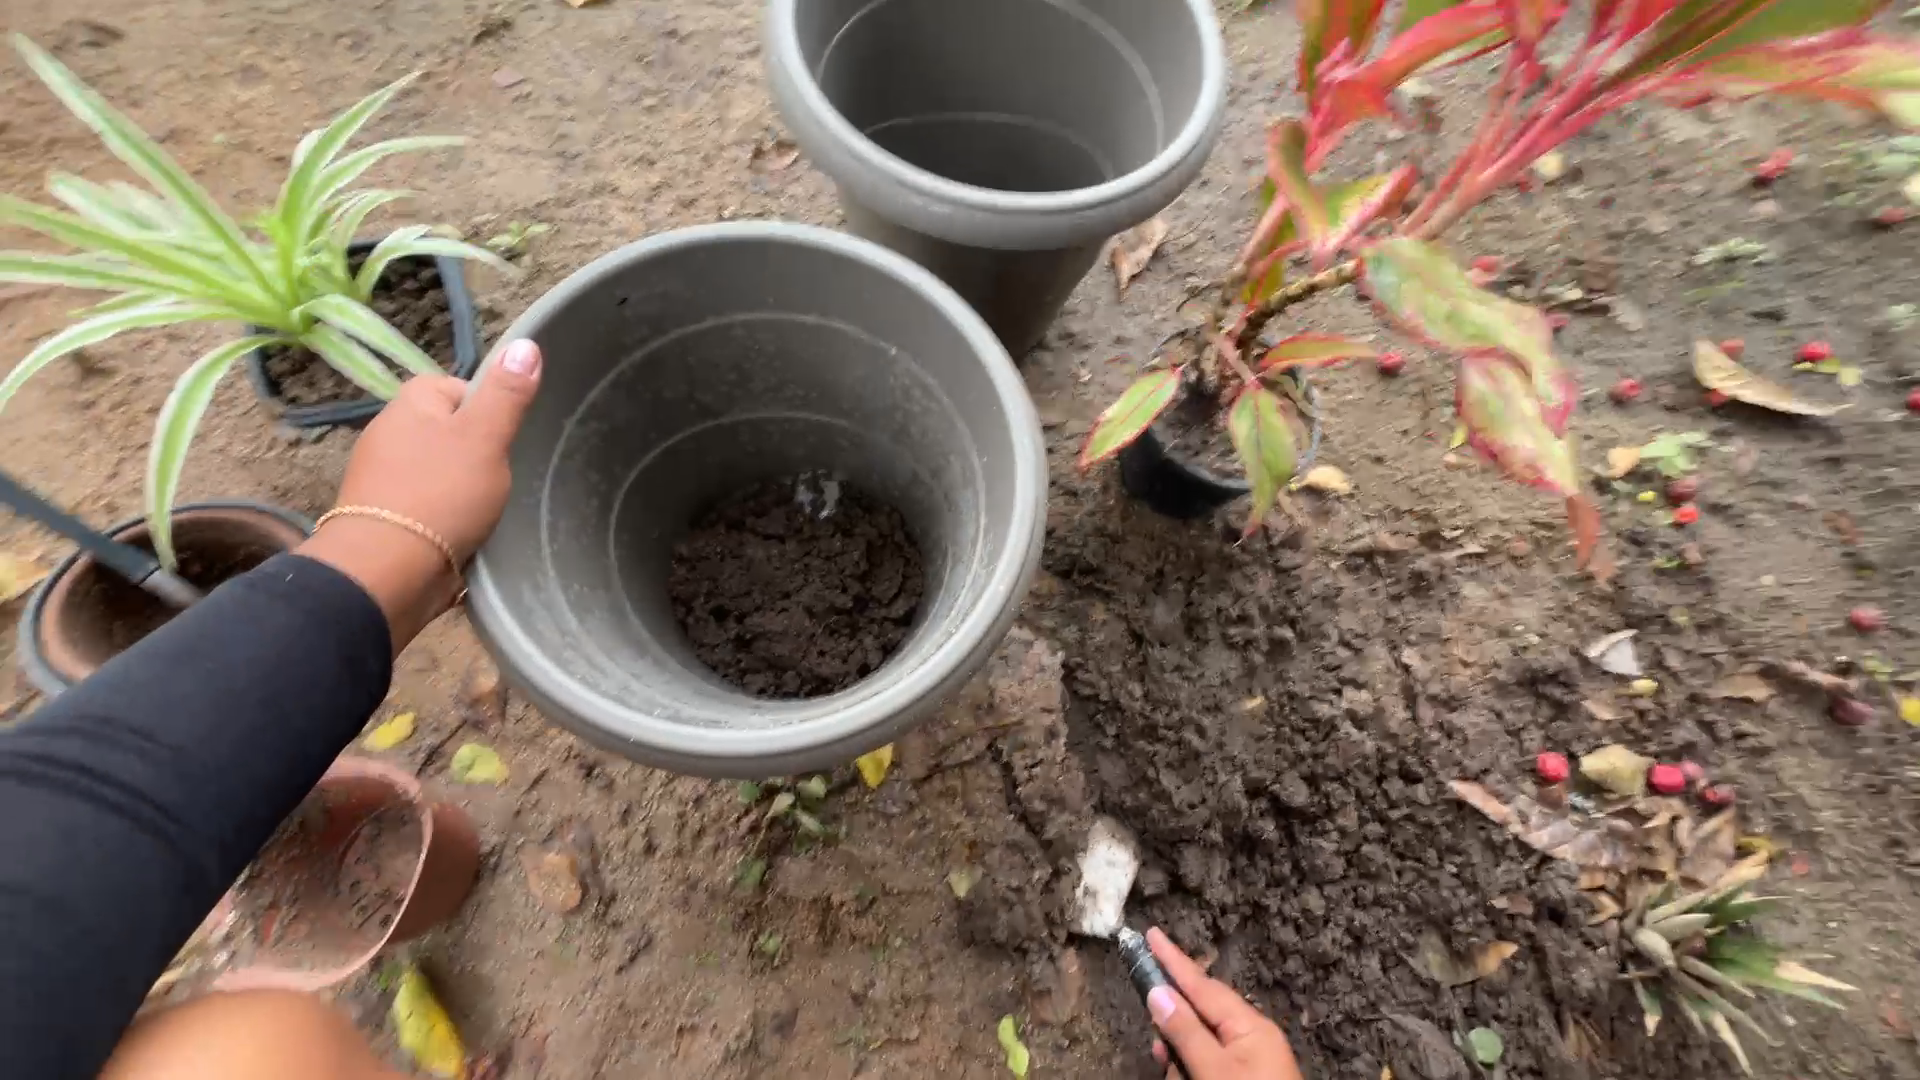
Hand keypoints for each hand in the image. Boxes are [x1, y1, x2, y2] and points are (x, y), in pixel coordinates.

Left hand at [297, 339, 541, 651]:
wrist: (390, 568)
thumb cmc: (441, 493)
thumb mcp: (486, 437)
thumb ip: (507, 394)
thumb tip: (526, 344)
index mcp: (409, 406)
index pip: (452, 386)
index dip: (484, 406)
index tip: (504, 435)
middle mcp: (388, 434)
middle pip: (446, 427)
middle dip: (476, 447)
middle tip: (501, 471)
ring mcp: (383, 476)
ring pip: (437, 465)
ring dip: (462, 480)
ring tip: (486, 503)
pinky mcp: (387, 514)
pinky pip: (427, 498)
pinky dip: (447, 509)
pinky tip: (465, 525)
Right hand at [1145, 928, 1301, 1079]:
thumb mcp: (1214, 1073)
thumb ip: (1185, 1032)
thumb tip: (1157, 991)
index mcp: (1251, 1026)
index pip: (1203, 984)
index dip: (1173, 959)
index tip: (1150, 933)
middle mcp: (1252, 1039)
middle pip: (1200, 1014)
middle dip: (1175, 1026)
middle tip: (1157, 1039)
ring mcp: (1250, 1064)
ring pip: (1200, 1045)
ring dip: (1181, 1059)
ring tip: (1173, 1073)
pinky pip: (1209, 1066)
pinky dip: (1192, 1072)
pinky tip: (1181, 1079)